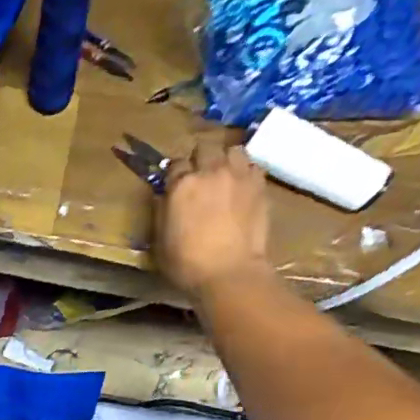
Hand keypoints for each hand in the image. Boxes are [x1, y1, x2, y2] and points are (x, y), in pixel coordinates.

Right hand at [155, 140, 272, 296]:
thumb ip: (163, 210)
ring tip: (224, 176)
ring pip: (233, 150)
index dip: (175, 174)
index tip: (175, 185)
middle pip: (205, 147)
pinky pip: (252, 166)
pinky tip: (241, 186)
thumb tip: (166, 196)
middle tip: (200, 177)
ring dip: (226, 159)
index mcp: (181, 185)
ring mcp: (238, 176)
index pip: (175, 164)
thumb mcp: (160, 239)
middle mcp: (210, 172)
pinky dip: (245, 171)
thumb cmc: (186, 262)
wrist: (229, 272)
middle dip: (200, 158)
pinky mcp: (260, 185)